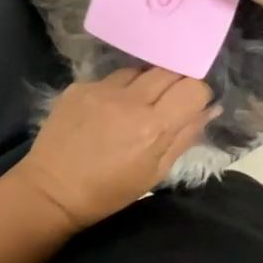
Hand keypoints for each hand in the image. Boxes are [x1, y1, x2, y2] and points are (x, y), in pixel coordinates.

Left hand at [13, 68, 215, 230]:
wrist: (52, 189)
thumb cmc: (109, 191)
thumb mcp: (156, 173)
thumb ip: (185, 136)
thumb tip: (210, 109)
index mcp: (153, 127)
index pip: (193, 87)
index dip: (197, 94)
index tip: (191, 105)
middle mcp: (129, 100)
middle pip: (168, 70)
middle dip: (175, 83)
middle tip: (167, 103)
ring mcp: (100, 89)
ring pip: (138, 70)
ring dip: (145, 84)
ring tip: (135, 106)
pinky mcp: (79, 86)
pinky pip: (110, 78)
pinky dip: (116, 89)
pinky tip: (107, 110)